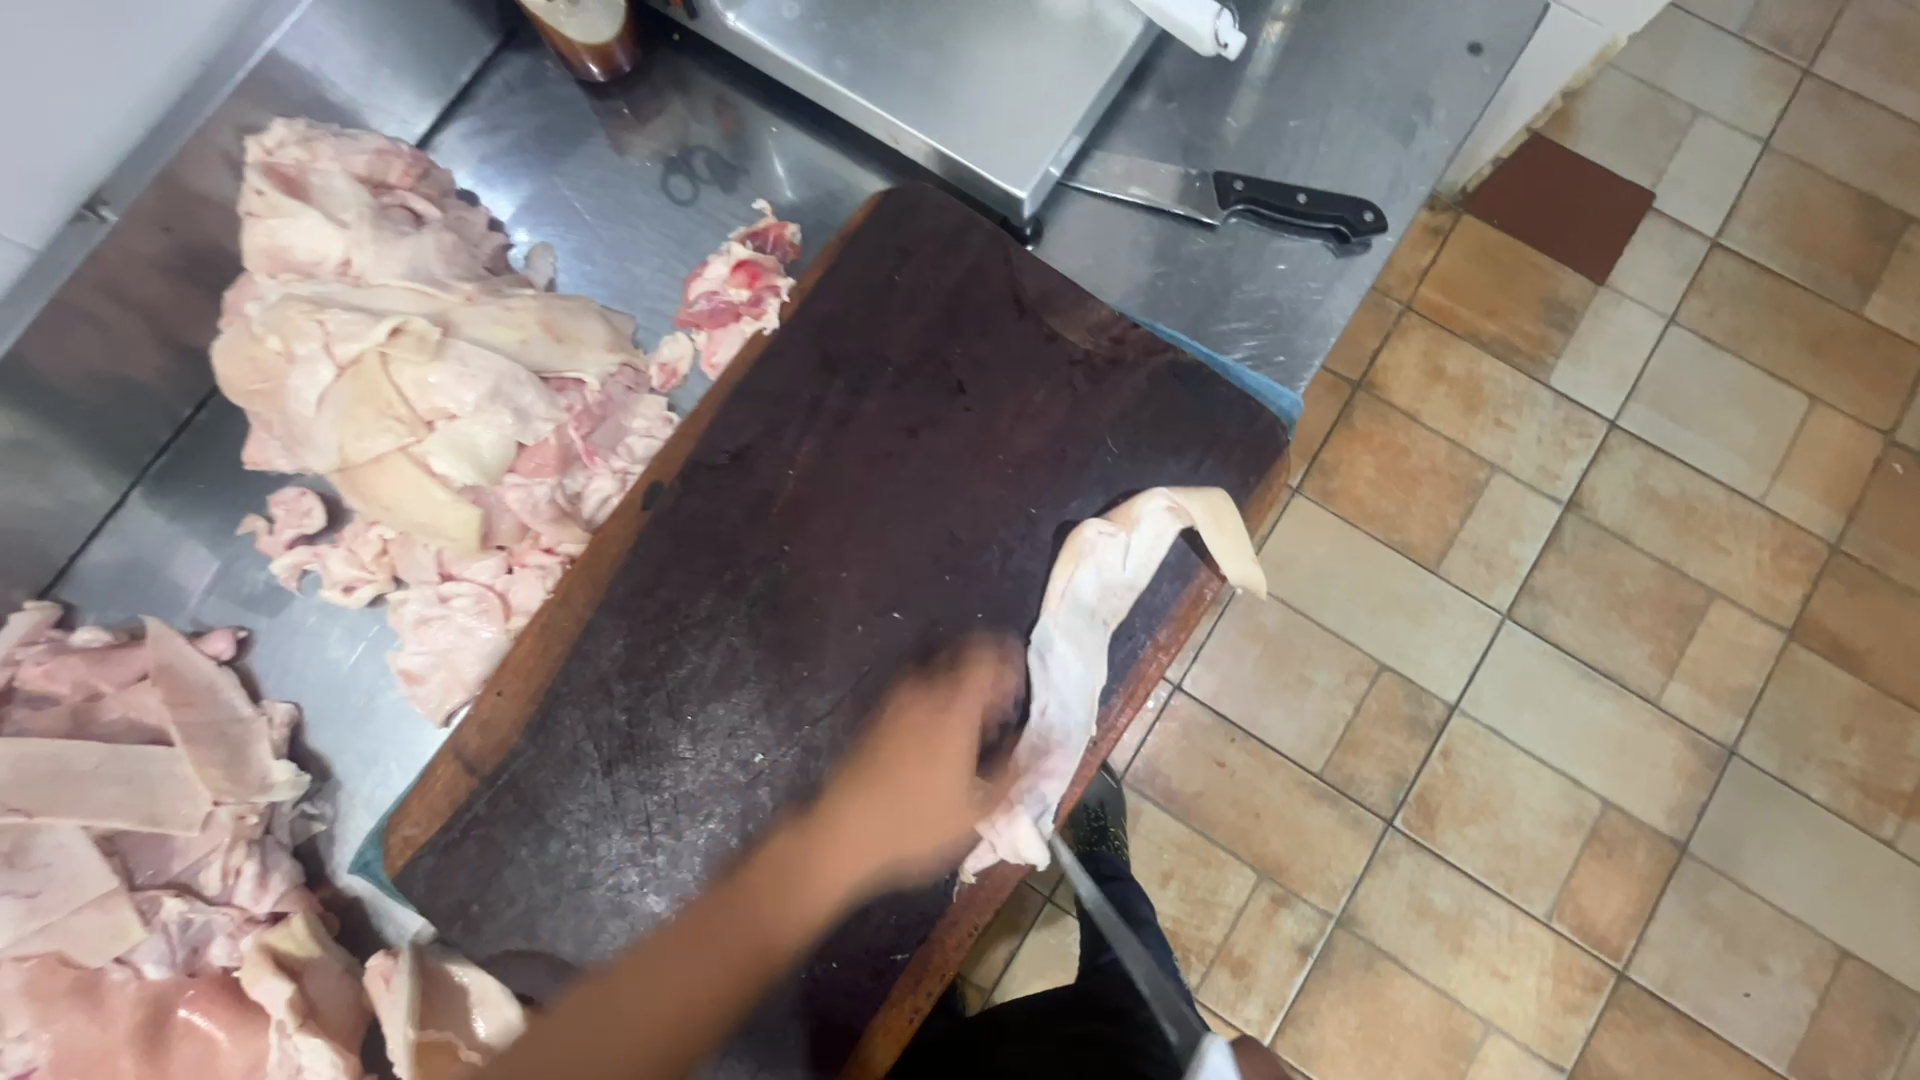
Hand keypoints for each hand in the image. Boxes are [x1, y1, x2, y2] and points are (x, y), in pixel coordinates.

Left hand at [804, 636, 1023, 895]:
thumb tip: (1054, 747)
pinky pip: (916, 692)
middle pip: (963, 659)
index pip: (988, 655)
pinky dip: (936, 702)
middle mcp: (924, 692)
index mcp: (954, 706)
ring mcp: (895, 701)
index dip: (1010, 662)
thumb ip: (1020, 771)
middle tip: (1001, 712)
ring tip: (974, 730)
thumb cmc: (917, 825)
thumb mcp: (979, 809)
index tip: (1020, 689)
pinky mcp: (876, 717)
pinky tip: (939, 741)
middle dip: (988, 678)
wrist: (842, 833)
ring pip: (938, 676)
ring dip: (961, 691)